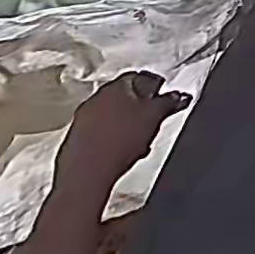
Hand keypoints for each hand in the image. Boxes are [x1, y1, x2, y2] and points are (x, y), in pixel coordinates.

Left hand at [53, 71, 189, 199]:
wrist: (85, 176)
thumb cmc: (118, 142)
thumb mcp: (156, 117)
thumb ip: (170, 102)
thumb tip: (180, 96)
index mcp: (116, 86)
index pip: (140, 77)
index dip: (155, 87)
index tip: (164, 97)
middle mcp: (95, 99)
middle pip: (124, 96)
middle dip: (140, 107)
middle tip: (153, 119)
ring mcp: (81, 120)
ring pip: (111, 115)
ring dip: (125, 124)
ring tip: (139, 140)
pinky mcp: (74, 141)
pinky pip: (98, 134)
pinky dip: (111, 138)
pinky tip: (121, 151)